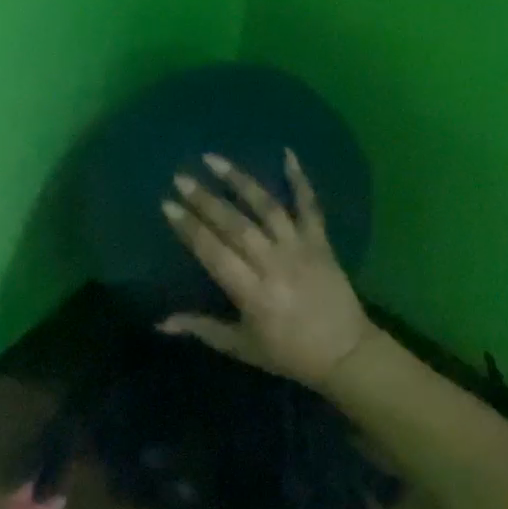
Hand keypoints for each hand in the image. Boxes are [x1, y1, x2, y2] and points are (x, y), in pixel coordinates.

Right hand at [159, 149, 375, 388]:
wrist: (346, 353)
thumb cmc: (289, 354)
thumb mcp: (242, 347)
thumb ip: (202, 328)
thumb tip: (161, 323)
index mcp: (253, 292)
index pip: (213, 252)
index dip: (190, 228)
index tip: (168, 205)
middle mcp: (274, 264)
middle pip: (236, 225)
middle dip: (206, 200)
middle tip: (181, 177)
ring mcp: (300, 249)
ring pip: (268, 208)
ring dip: (241, 181)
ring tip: (215, 160)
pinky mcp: (321, 243)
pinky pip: (310, 206)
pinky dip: (300, 179)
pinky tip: (287, 154)